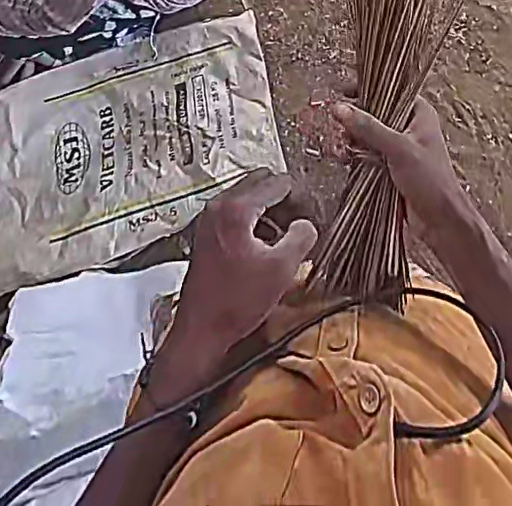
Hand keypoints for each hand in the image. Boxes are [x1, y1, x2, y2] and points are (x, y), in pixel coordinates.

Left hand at [164, 169, 315, 367]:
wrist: (201, 329)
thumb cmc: (237, 301)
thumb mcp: (281, 269)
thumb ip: (301, 237)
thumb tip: (307, 224)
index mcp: (236, 209)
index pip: (275, 183)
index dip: (298, 196)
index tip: (311, 212)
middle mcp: (219, 206)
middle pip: (258, 182)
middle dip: (282, 198)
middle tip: (299, 221)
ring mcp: (209, 218)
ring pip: (246, 196)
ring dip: (268, 209)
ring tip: (285, 235)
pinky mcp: (206, 232)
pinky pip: (235, 212)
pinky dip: (253, 220)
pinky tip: (265, 245)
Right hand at [331, 97, 478, 237]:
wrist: (441, 222)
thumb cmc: (431, 181)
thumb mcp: (399, 148)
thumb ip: (369, 128)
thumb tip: (340, 108)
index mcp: (419, 113)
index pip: (389, 90)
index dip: (366, 89)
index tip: (343, 91)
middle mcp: (409, 126)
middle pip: (374, 112)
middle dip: (354, 118)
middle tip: (338, 123)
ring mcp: (399, 146)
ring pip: (368, 133)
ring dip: (352, 138)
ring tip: (340, 145)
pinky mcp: (389, 165)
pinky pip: (367, 152)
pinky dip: (355, 153)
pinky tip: (343, 157)